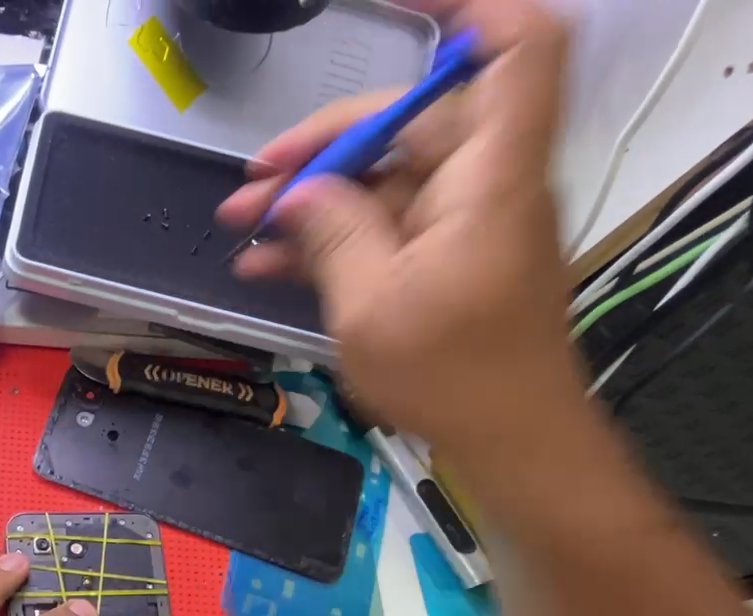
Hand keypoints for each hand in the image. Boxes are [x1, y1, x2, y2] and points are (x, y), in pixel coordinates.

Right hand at [217, 0, 583, 457]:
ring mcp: (460, 222)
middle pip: (408, 124)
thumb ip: (333, 235)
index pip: (512, 49)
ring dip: (307, 202)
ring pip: (380, 182)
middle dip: (320, 150)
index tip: (392, 4)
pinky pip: (379, 228)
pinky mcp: (441, 257)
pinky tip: (264, 265)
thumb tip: (299, 195)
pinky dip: (324, 241)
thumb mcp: (370, 305)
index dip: (464, 8)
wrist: (505, 435)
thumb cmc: (449, 373)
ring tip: (239, 228)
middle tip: (247, 189)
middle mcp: (480, 183)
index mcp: (486, 178)